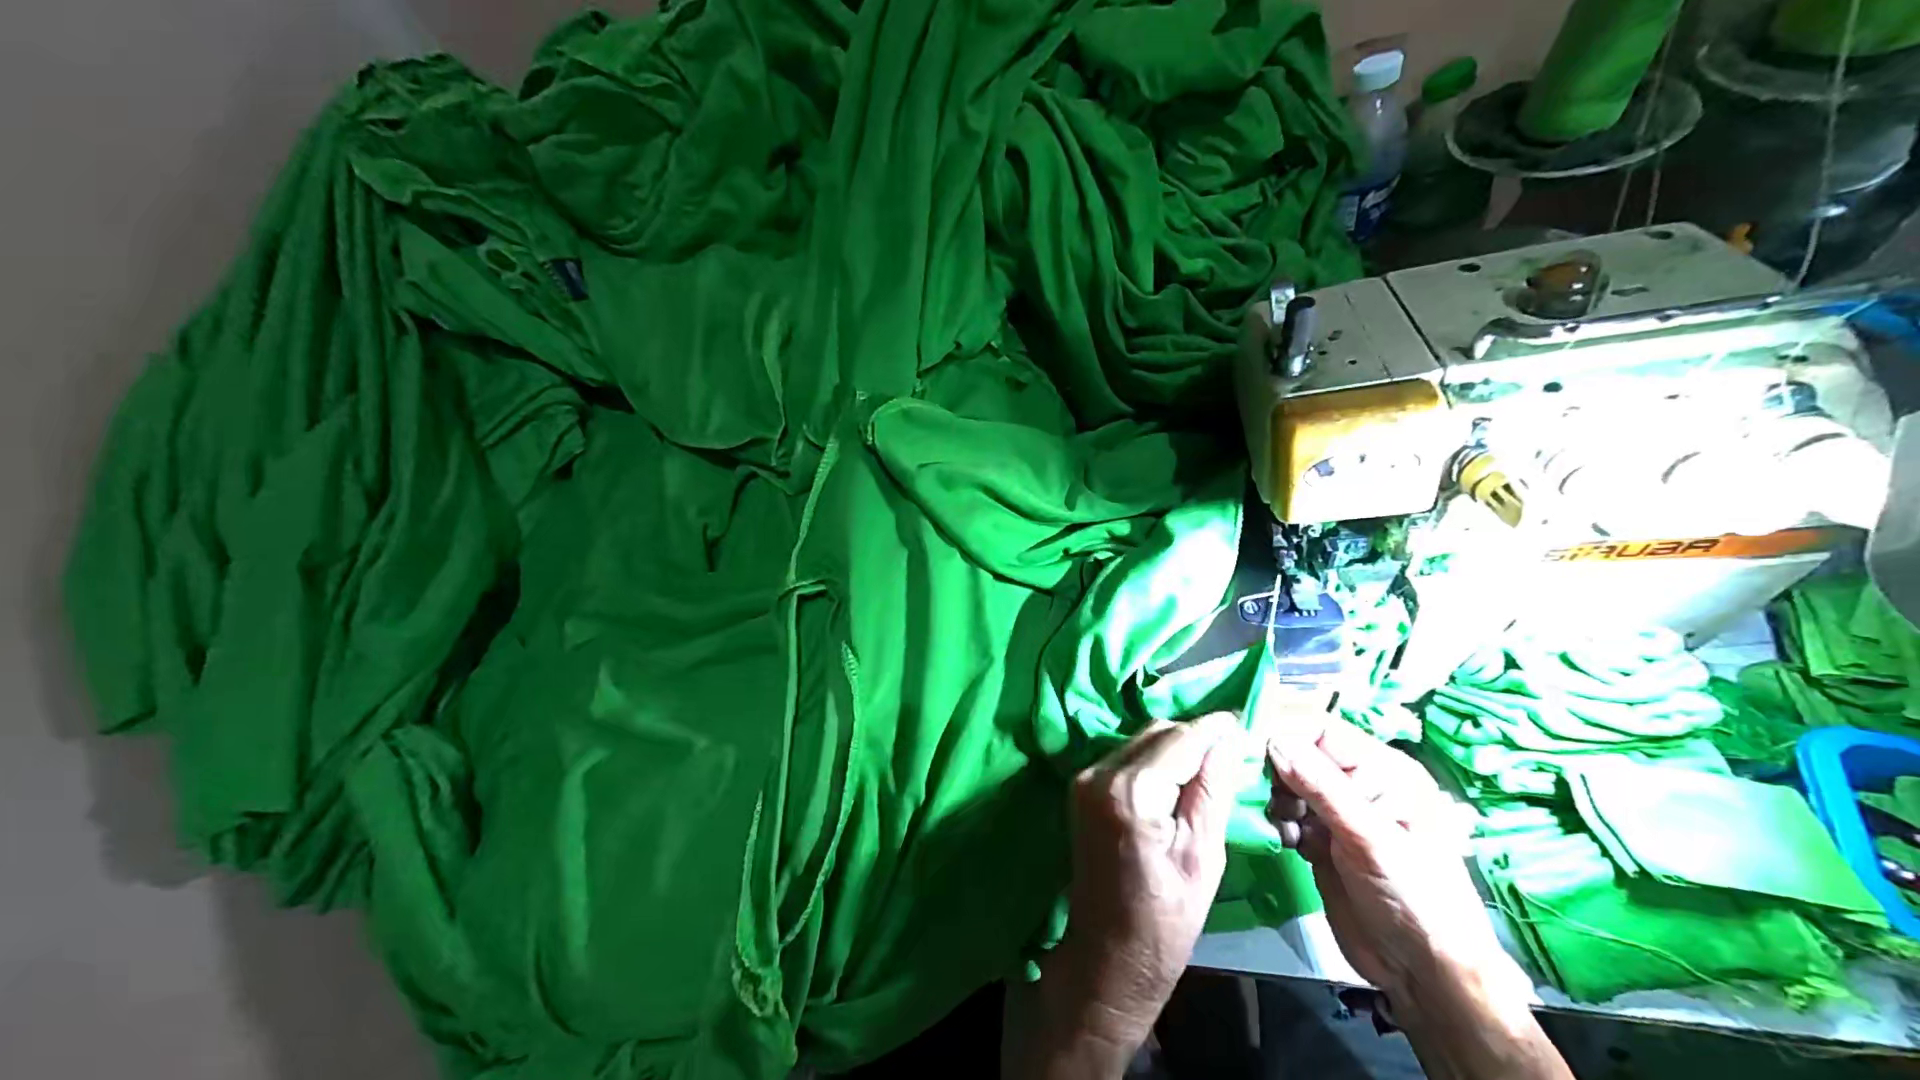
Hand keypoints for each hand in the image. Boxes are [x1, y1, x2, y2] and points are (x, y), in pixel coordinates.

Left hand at [1006, 713, 1250, 1077]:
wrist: (1107, 954)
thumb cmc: (1164, 920)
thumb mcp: (1203, 857)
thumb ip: (1212, 791)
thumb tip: (1227, 741)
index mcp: (1131, 792)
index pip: (1180, 739)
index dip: (1214, 728)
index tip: (1244, 722)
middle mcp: (1099, 773)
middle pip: (1157, 732)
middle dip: (1196, 735)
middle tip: (1233, 748)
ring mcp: (1085, 778)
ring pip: (1141, 740)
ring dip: (1176, 745)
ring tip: (1212, 762)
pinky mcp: (1081, 787)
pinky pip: (1126, 756)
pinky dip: (1155, 758)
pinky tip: (1180, 775)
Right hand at [1265, 718, 1569, 1079]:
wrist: (1424, 971)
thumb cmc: (1414, 896)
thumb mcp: (1369, 837)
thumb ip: (1321, 786)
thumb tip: (1273, 740)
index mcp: (1385, 771)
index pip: (1323, 732)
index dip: (1286, 733)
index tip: (1250, 745)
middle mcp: (1360, 785)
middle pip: (1299, 755)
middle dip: (1278, 772)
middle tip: (1273, 798)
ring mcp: (1339, 813)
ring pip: (1289, 785)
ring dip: (1278, 801)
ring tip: (1288, 828)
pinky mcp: (1322, 839)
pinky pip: (1288, 815)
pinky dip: (1281, 825)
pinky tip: (1290, 844)